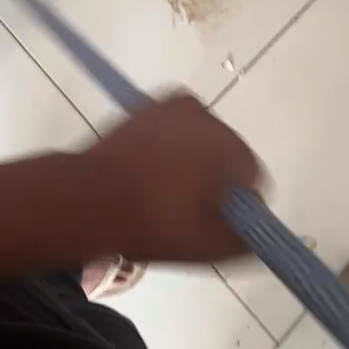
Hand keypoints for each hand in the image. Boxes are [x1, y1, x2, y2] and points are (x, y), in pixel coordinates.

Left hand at [80, 94, 261, 263]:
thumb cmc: (155, 221)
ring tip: (165, 190)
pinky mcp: (143, 104)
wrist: (92, 196)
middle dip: (213, 175)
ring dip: (191, 158)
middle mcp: (203, 113)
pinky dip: (168, 142)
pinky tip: (149, 169)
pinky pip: (171, 127)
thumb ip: (247, 235)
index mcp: (226, 143)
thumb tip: (255, 221)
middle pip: (224, 151)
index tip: (216, 219)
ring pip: (197, 137)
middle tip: (188, 207)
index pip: (252, 175)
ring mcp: (169, 104)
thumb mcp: (211, 244)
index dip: (237, 202)